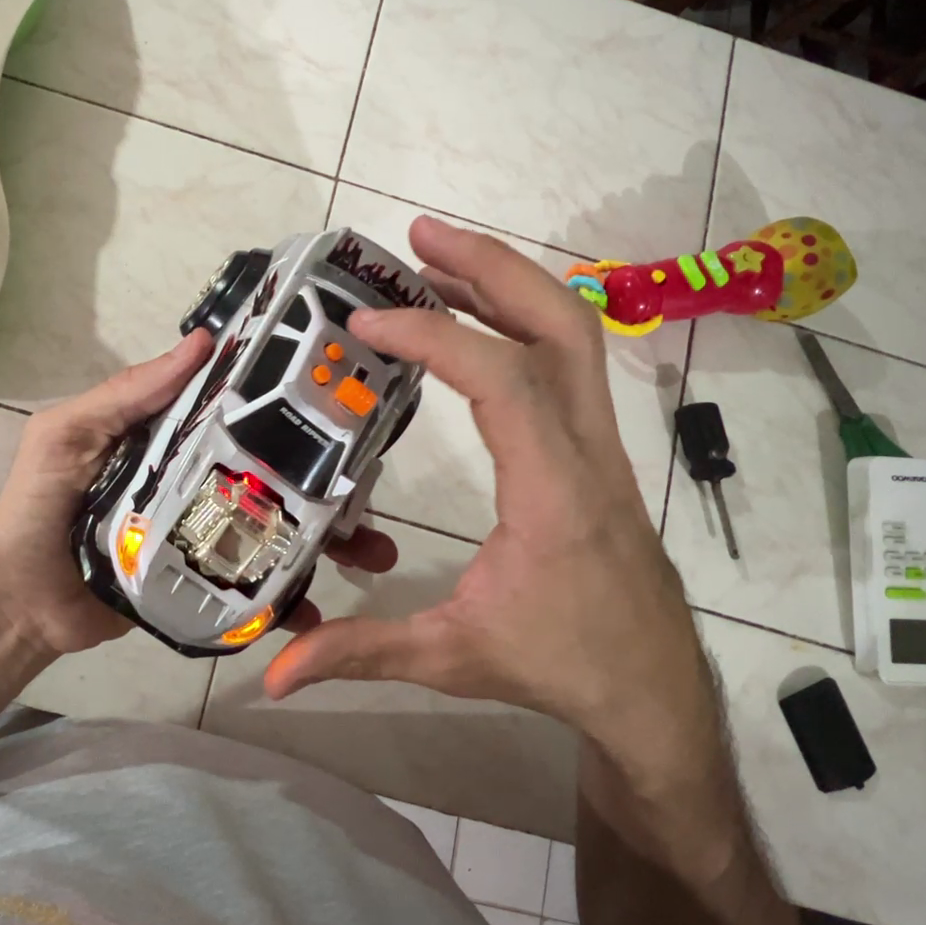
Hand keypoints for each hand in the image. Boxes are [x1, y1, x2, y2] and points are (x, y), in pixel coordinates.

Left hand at [0, 331, 401, 656]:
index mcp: (171, 439)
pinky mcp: (200, 587)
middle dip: (327, 488)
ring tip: (372, 557)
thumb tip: (201, 341)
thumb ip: (124, 396)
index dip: (288, 410)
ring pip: (274, 534)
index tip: (346, 408)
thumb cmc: (36, 508)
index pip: (237, 414)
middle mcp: (195, 481)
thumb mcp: (66, 437)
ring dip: (325, 545)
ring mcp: (202, 537)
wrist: (20, 605)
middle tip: (371, 501)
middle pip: (272, 478)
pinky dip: (286, 604)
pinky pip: (251, 590)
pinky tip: (316, 617)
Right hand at [263, 217, 715, 763]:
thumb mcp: (451, 658)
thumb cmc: (558, 665)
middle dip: (488, 267)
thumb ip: (361, 653)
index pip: (504, 380)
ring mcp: (600, 445)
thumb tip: (273, 677)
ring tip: (433, 258)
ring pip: (572, 334)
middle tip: (416, 237)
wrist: (652, 687)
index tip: (368, 324)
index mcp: (553, 491)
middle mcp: (587, 451)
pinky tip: (470, 323)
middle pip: (561, 324)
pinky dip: (516, 322)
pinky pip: (565, 363)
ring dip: (505, 284)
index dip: (436, 338)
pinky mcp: (595, 450)